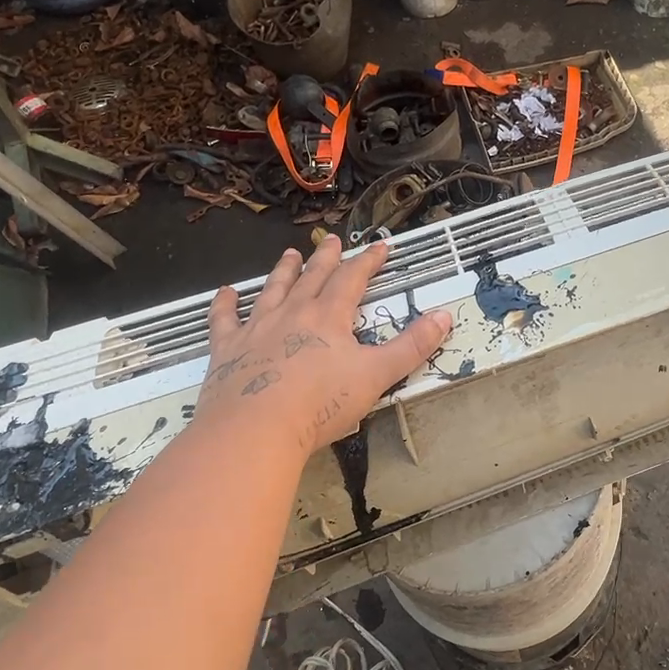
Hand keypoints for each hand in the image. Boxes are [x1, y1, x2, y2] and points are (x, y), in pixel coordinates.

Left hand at [194, 236, 451, 455]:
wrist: (254, 430)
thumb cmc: (320, 404)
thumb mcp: (377, 376)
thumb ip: (412, 346)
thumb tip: (444, 316)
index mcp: (329, 317)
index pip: (353, 278)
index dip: (368, 261)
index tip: (380, 246)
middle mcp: (293, 313)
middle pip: (312, 276)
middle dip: (326, 257)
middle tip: (332, 239)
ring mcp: (256, 328)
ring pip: (273, 289)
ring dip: (283, 271)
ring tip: (289, 254)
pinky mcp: (227, 350)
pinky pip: (224, 320)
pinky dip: (224, 304)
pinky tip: (225, 294)